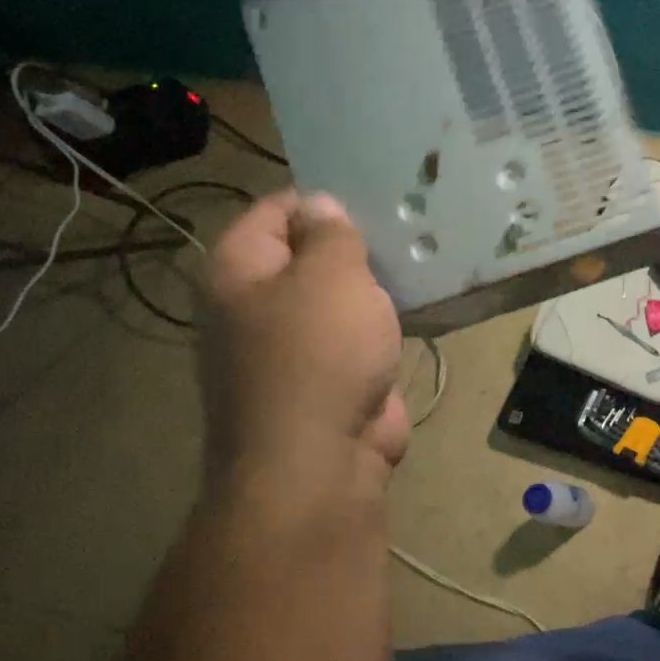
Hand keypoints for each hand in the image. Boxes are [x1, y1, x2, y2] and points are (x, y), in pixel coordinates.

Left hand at [200, 191, 408, 485]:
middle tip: (408, 232)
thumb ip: (330, 235)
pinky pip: (356, 338)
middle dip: (354, 247)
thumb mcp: (331, 276)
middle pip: (306, 257)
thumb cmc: (319, 354)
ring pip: (335, 300)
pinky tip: (416, 315)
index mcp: (238, 271)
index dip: (323, 202)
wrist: (318, 458)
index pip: (275, 211)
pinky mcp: (325, 380)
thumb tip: (321, 206)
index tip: (377, 201)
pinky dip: (381, 327)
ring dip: (372, 289)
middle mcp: (253, 306)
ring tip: (421, 266)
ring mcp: (288, 348)